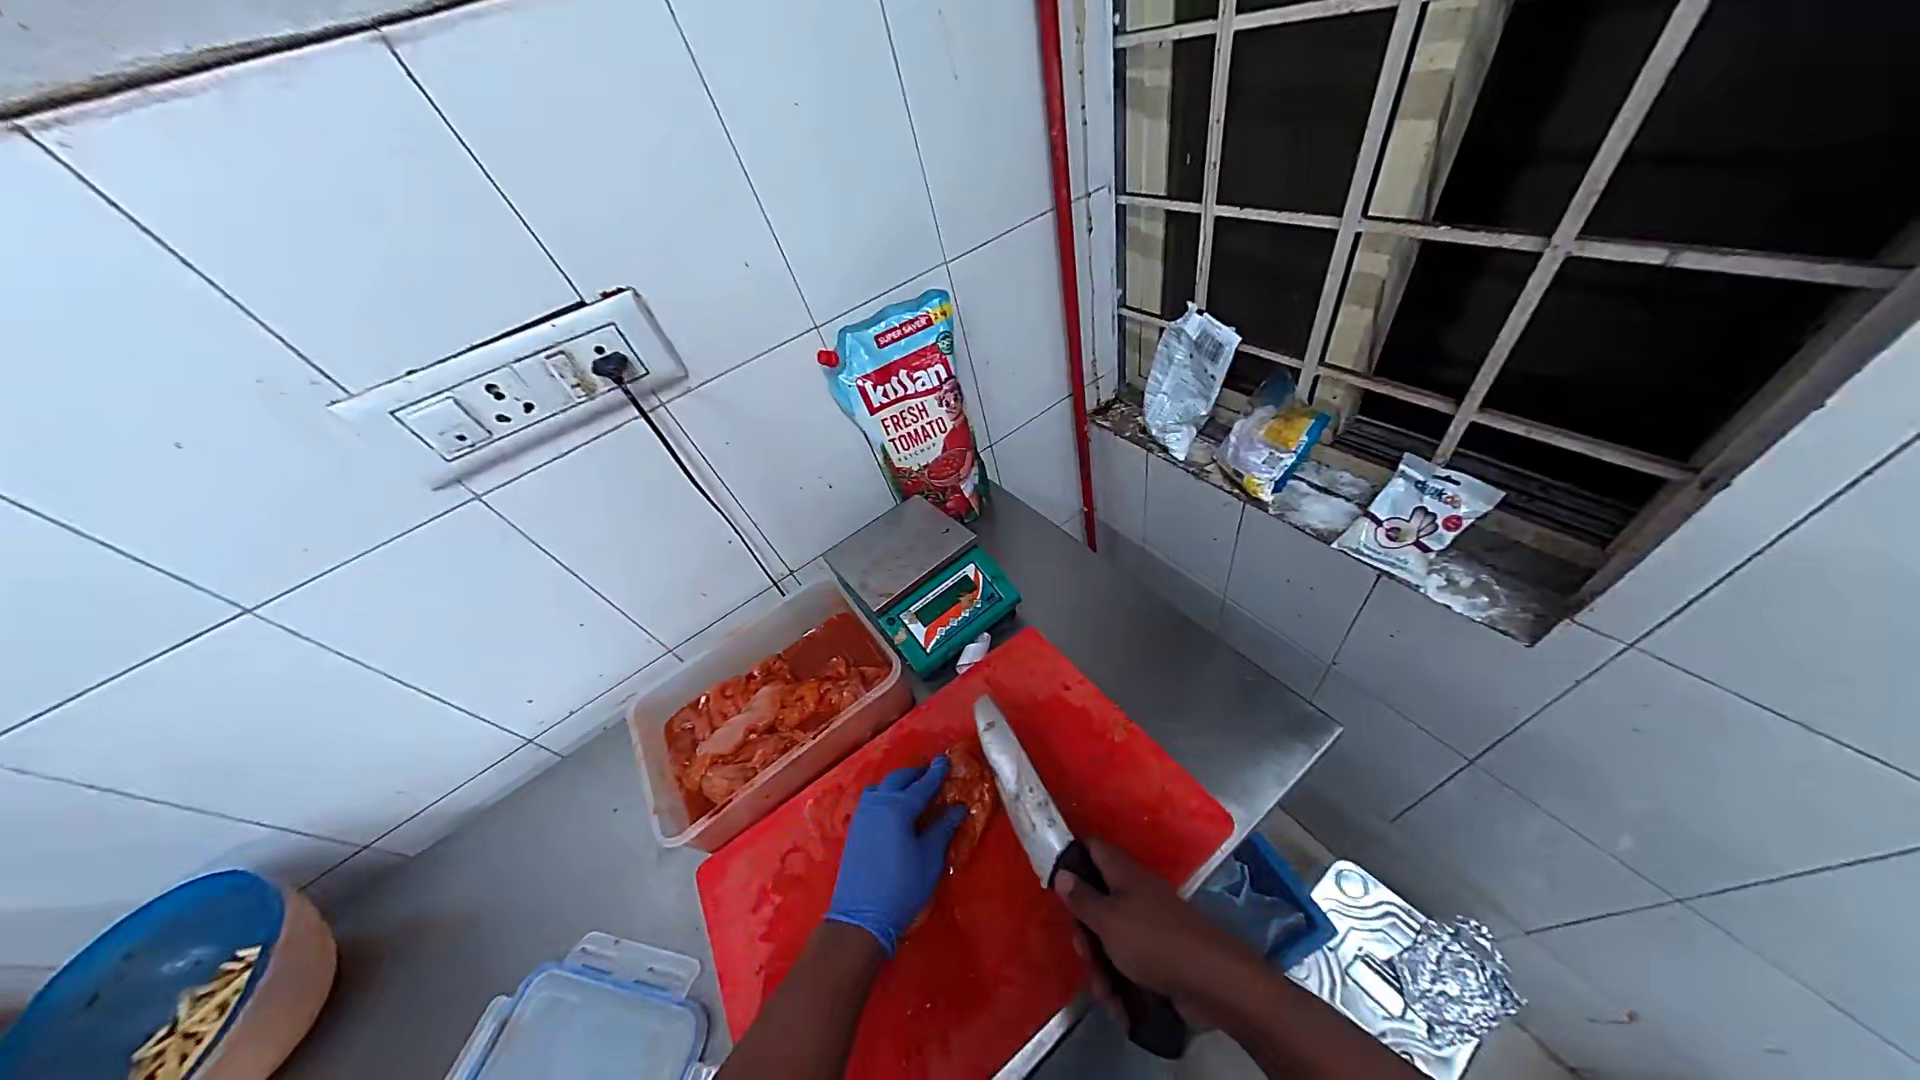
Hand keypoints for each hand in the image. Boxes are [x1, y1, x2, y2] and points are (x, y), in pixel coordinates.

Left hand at [824, 756, 965, 954]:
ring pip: (881, 787)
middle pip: (898, 779)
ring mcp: (862, 815)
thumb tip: (958, 807)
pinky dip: (885, 794)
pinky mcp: (855, 828)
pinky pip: (871, 799)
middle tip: (932, 772)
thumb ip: (943, 828)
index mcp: (898, 807)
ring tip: (912, 788)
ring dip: (898, 782)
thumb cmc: (902, 886)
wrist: (861, 916)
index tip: (946, 759)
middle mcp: (877, 803)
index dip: (937, 772)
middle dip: (916, 773)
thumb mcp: (930, 857)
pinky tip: (893, 806)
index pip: (922, 784)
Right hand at [1053, 838, 1266, 1028]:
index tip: (1053, 875)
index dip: (1072, 854)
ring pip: (1110, 938)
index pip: (1093, 847)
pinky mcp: (1158, 955)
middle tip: (1084, 952)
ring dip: (1102, 966)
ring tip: (1106, 993)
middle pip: (1097, 901)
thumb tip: (1062, 873)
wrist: (1213, 982)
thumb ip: (1082, 899)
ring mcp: (1148, 924)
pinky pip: (1128, 962)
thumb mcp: (1108, 921)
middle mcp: (1135, 893)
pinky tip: (1120, 1005)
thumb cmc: (1154, 942)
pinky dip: (1121, 982)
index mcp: (1123, 874)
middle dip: (1085, 932)